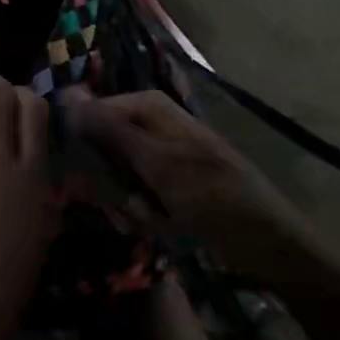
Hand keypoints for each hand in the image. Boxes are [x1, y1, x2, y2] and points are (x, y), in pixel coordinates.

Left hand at [0, 65, 53, 339]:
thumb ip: (41, 182)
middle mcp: (1, 156)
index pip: (34, 112)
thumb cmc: (16, 268)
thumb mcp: (45, 221)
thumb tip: (34, 154)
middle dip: (0, 85)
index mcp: (34, 171)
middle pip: (0, 99)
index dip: (28, 97)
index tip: (23, 100)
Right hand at [65, 90, 304, 275]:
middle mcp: (151, 122)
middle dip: (106, 181)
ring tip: (144, 219)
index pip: (90, 115)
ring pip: (115, 172)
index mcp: (149, 107)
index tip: (81, 178)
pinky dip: (141, 211)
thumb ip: (109, 128)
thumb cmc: (213, 197)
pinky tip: (155, 224)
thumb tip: (67, 95)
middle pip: (101, 145)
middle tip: (122, 207)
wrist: (272, 244)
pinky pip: (135, 190)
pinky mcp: (168, 179)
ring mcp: (160, 151)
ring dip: (123, 201)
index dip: (83, 147)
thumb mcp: (156, 162)